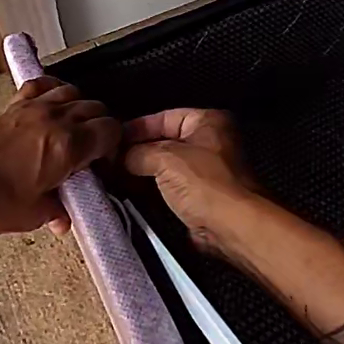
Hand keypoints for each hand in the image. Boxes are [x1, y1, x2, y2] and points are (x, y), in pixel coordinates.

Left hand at [0, 77, 119, 236]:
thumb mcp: (34, 214)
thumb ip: (57, 210)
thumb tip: (63, 213)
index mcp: (68, 145)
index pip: (110, 130)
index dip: (114, 146)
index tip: (106, 161)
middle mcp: (54, 120)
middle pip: (96, 108)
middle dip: (101, 127)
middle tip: (94, 150)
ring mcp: (32, 110)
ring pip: (73, 92)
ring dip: (81, 107)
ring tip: (76, 128)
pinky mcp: (12, 108)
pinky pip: (42, 86)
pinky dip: (53, 89)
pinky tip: (52, 102)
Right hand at [122, 109, 265, 256]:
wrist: (232, 226)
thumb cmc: (210, 186)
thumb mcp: (165, 159)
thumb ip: (138, 153)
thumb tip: (122, 157)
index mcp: (208, 122)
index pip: (164, 117)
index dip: (138, 127)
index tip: (115, 137)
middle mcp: (210, 142)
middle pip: (164, 142)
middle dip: (138, 151)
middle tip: (111, 159)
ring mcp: (206, 170)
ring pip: (166, 166)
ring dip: (143, 172)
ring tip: (116, 176)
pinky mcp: (201, 196)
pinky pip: (170, 187)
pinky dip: (152, 190)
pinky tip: (132, 193)